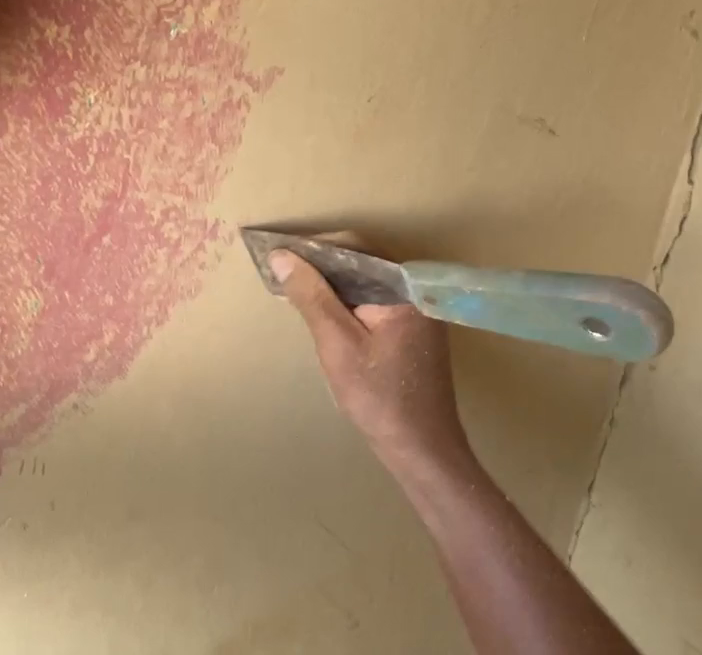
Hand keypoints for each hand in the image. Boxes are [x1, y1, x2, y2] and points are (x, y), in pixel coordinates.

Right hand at [273, 234, 470, 472]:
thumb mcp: (336, 342)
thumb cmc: (379, 397)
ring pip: (365, 284)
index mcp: (404, 290)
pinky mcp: (412, 332)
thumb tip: (281, 255)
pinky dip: (346, 304)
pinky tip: (323, 316)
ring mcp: (416, 314)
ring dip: (331, 286)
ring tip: (296, 293)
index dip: (313, 250)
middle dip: (320, 267)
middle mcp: (415, 294)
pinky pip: (373, 302)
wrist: (422, 451)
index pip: (353, 249)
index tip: (279, 257)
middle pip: (360, 264)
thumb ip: (311, 295)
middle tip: (282, 276)